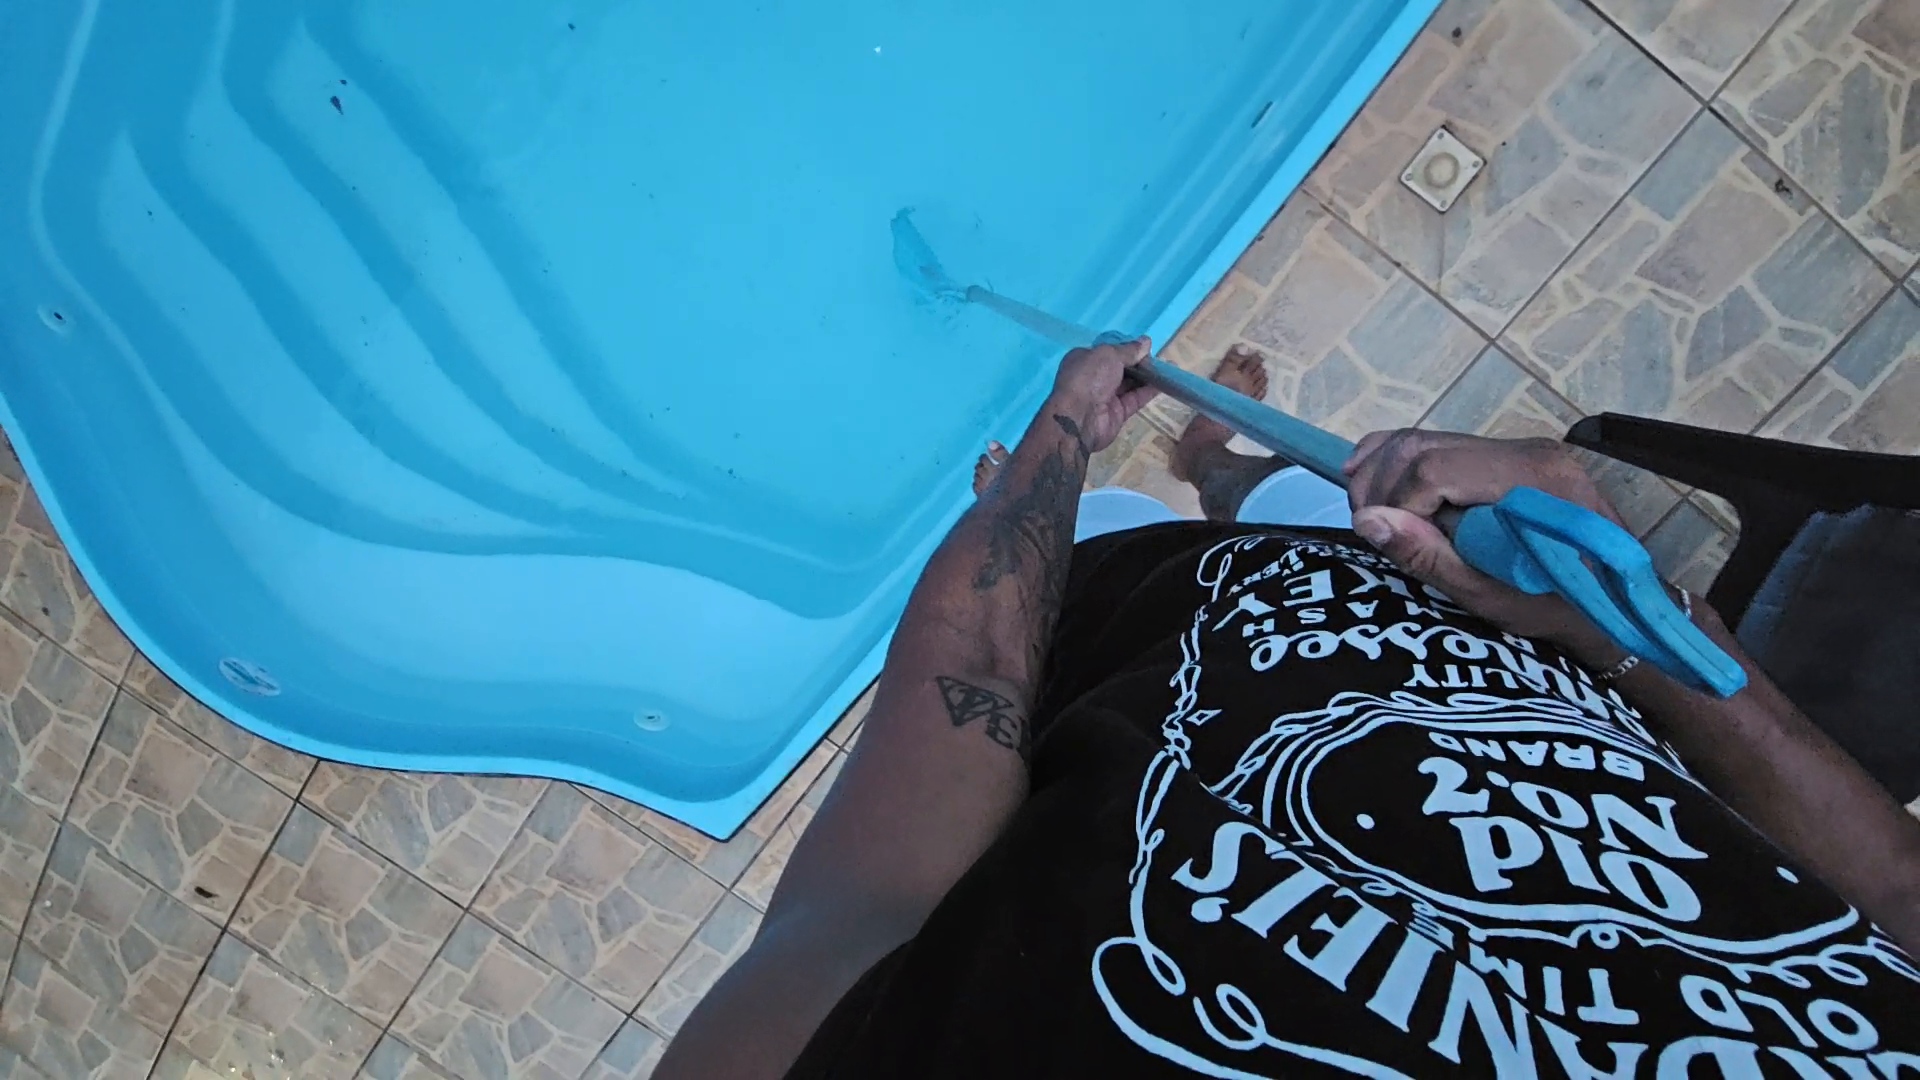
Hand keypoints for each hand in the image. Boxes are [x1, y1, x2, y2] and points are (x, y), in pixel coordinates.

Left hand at [1047, 337, 1157, 453]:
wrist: (1079, 418)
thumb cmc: (1089, 378)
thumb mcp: (1108, 354)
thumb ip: (1129, 350)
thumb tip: (1146, 342)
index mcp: (1083, 360)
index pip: (1107, 352)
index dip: (1125, 349)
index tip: (1144, 347)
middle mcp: (1092, 378)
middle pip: (1119, 368)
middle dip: (1138, 363)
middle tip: (1157, 358)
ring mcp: (1104, 397)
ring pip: (1129, 384)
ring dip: (1146, 376)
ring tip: (1166, 368)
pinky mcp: (1116, 414)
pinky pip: (1135, 399)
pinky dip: (1148, 391)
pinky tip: (1164, 383)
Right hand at [1342, 430, 1626, 660]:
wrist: (1608, 598)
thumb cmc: (1550, 605)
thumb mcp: (1485, 593)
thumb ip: (1426, 554)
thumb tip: (1366, 520)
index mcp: (1531, 482)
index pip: (1433, 470)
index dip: (1395, 503)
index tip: (1392, 541)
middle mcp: (1523, 450)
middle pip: (1417, 449)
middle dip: (1377, 488)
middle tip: (1371, 529)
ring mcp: (1511, 447)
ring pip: (1416, 441)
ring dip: (1376, 475)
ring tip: (1371, 514)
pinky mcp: (1496, 453)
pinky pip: (1428, 441)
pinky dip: (1387, 457)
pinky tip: (1364, 476)